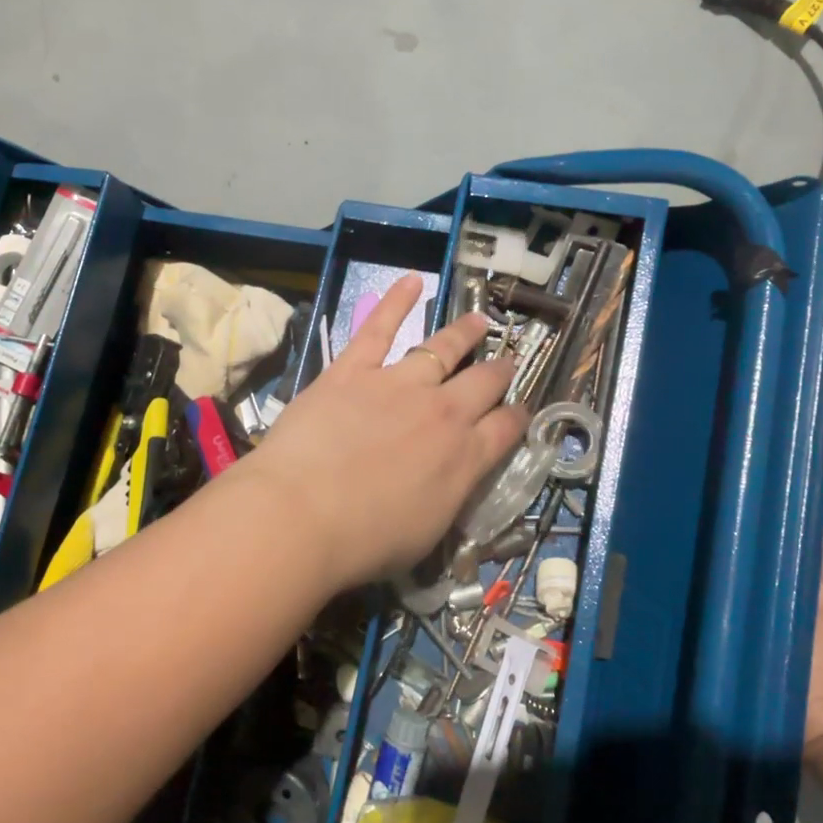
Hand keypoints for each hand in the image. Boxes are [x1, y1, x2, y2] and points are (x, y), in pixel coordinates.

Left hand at [235, 274, 527, 590]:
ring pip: (443, 348)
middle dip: (500, 371)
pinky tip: (412, 280)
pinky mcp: (353, 369)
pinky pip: (380, 327)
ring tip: (479, 321)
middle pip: (484, 382)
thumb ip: (448, 498)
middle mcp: (442, 413)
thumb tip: (454, 481)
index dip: (518, 417)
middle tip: (508, 362)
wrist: (302, 514)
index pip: (506, 429)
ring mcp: (399, 384)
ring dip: (465, 333)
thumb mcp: (426, 534)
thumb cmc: (364, 541)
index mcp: (465, 459)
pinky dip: (397, 300)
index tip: (521, 411)